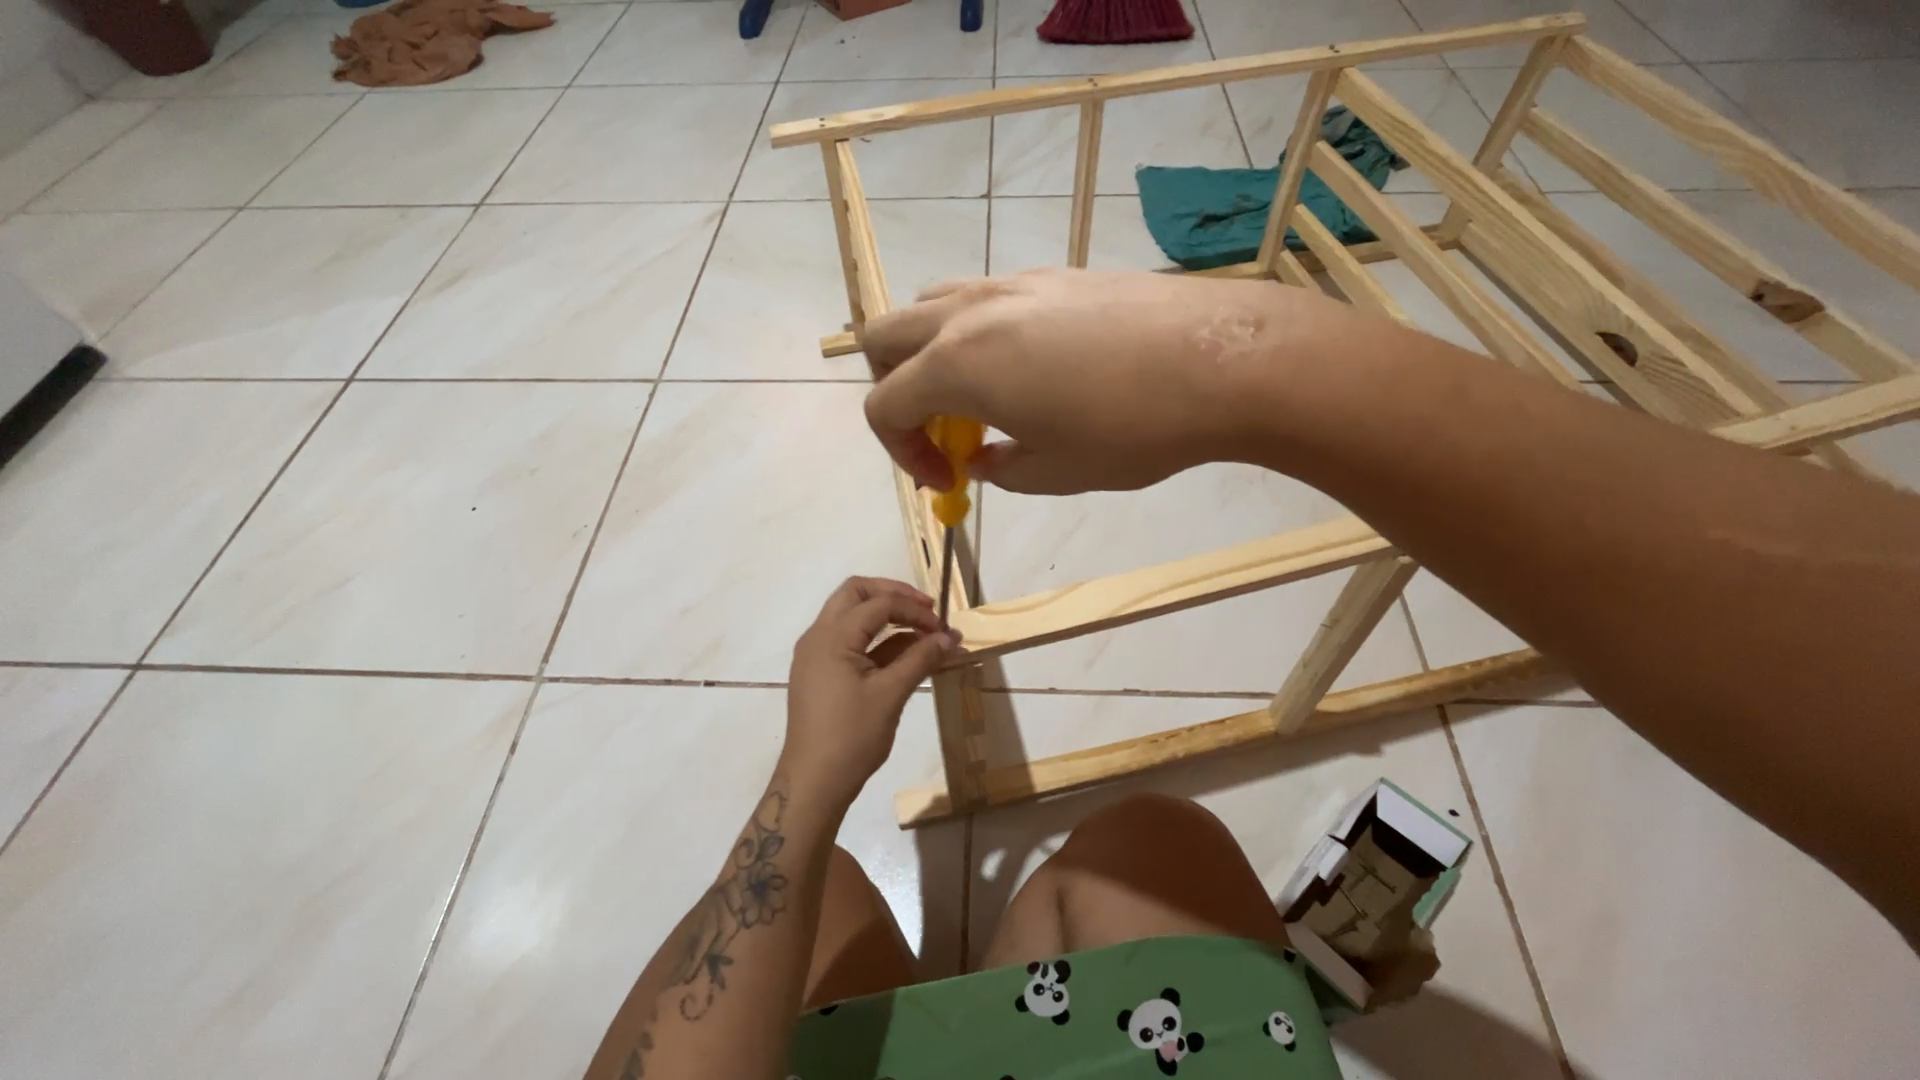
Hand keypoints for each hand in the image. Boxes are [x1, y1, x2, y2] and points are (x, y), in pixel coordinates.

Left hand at [783, 577, 958, 806]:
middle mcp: (818, 637)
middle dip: (894, 596)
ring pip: (852, 616)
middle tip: (926, 610)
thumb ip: (920, 659)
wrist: (814, 782)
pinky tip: (907, 655)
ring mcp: (816, 655)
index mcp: (831, 636)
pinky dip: (878, 641)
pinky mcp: (821, 674)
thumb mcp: (891, 694)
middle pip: (856, 594)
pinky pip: (850, 642)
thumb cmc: (852, 736)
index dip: (914, 610)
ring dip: (887, 618)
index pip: (878, 604)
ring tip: (924, 635)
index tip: (943, 628)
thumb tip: (950, 637)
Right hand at [862, 268, 1358, 494]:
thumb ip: (999, 469)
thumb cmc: (1132, 429)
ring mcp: (1013, 284)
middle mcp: (971, 312)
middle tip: (943, 430)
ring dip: (933, 355)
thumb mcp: (1055, 472)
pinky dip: (980, 335)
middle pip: (886, 338)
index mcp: (958, 364)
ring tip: (984, 398)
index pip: (884, 405)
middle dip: (896, 390)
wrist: (1222, 360)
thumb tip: (981, 459)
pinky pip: (986, 298)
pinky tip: (1034, 370)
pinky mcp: (1053, 274)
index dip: (901, 454)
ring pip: (932, 306)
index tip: (947, 479)